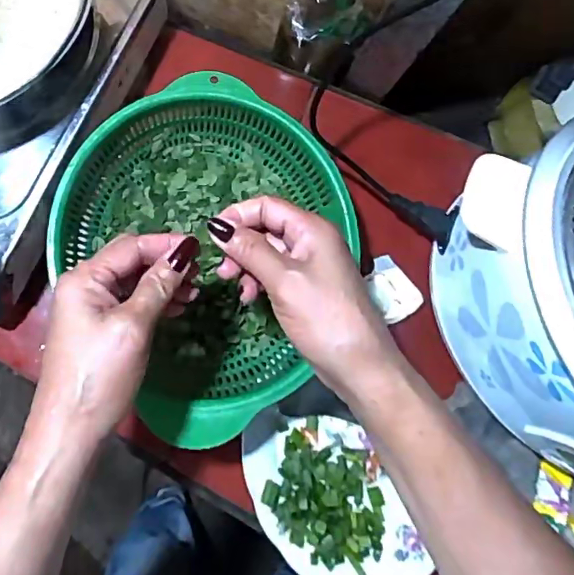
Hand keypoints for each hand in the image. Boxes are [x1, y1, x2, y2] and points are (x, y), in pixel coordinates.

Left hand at [33, 232, 199, 445]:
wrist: (69, 430)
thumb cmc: (100, 376)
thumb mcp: (133, 328)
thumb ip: (156, 287)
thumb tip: (181, 254)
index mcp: (84, 277)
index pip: (129, 246)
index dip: (164, 243)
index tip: (198, 246)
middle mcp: (82, 284)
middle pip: (129, 261)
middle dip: (164, 262)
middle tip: (200, 271)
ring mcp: (87, 307)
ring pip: (130, 282)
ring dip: (161, 283)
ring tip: (193, 291)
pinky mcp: (95, 327)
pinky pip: (126, 302)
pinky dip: (151, 301)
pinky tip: (174, 307)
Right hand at [207, 196, 405, 398]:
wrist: (361, 368)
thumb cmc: (323, 317)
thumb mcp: (282, 280)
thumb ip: (250, 250)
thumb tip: (217, 227)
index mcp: (311, 229)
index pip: (266, 205)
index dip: (237, 215)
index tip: (212, 234)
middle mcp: (311, 239)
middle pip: (265, 227)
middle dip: (239, 243)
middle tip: (222, 268)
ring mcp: (310, 264)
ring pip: (267, 250)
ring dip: (246, 263)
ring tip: (233, 284)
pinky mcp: (307, 286)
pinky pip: (274, 271)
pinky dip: (258, 279)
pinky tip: (249, 296)